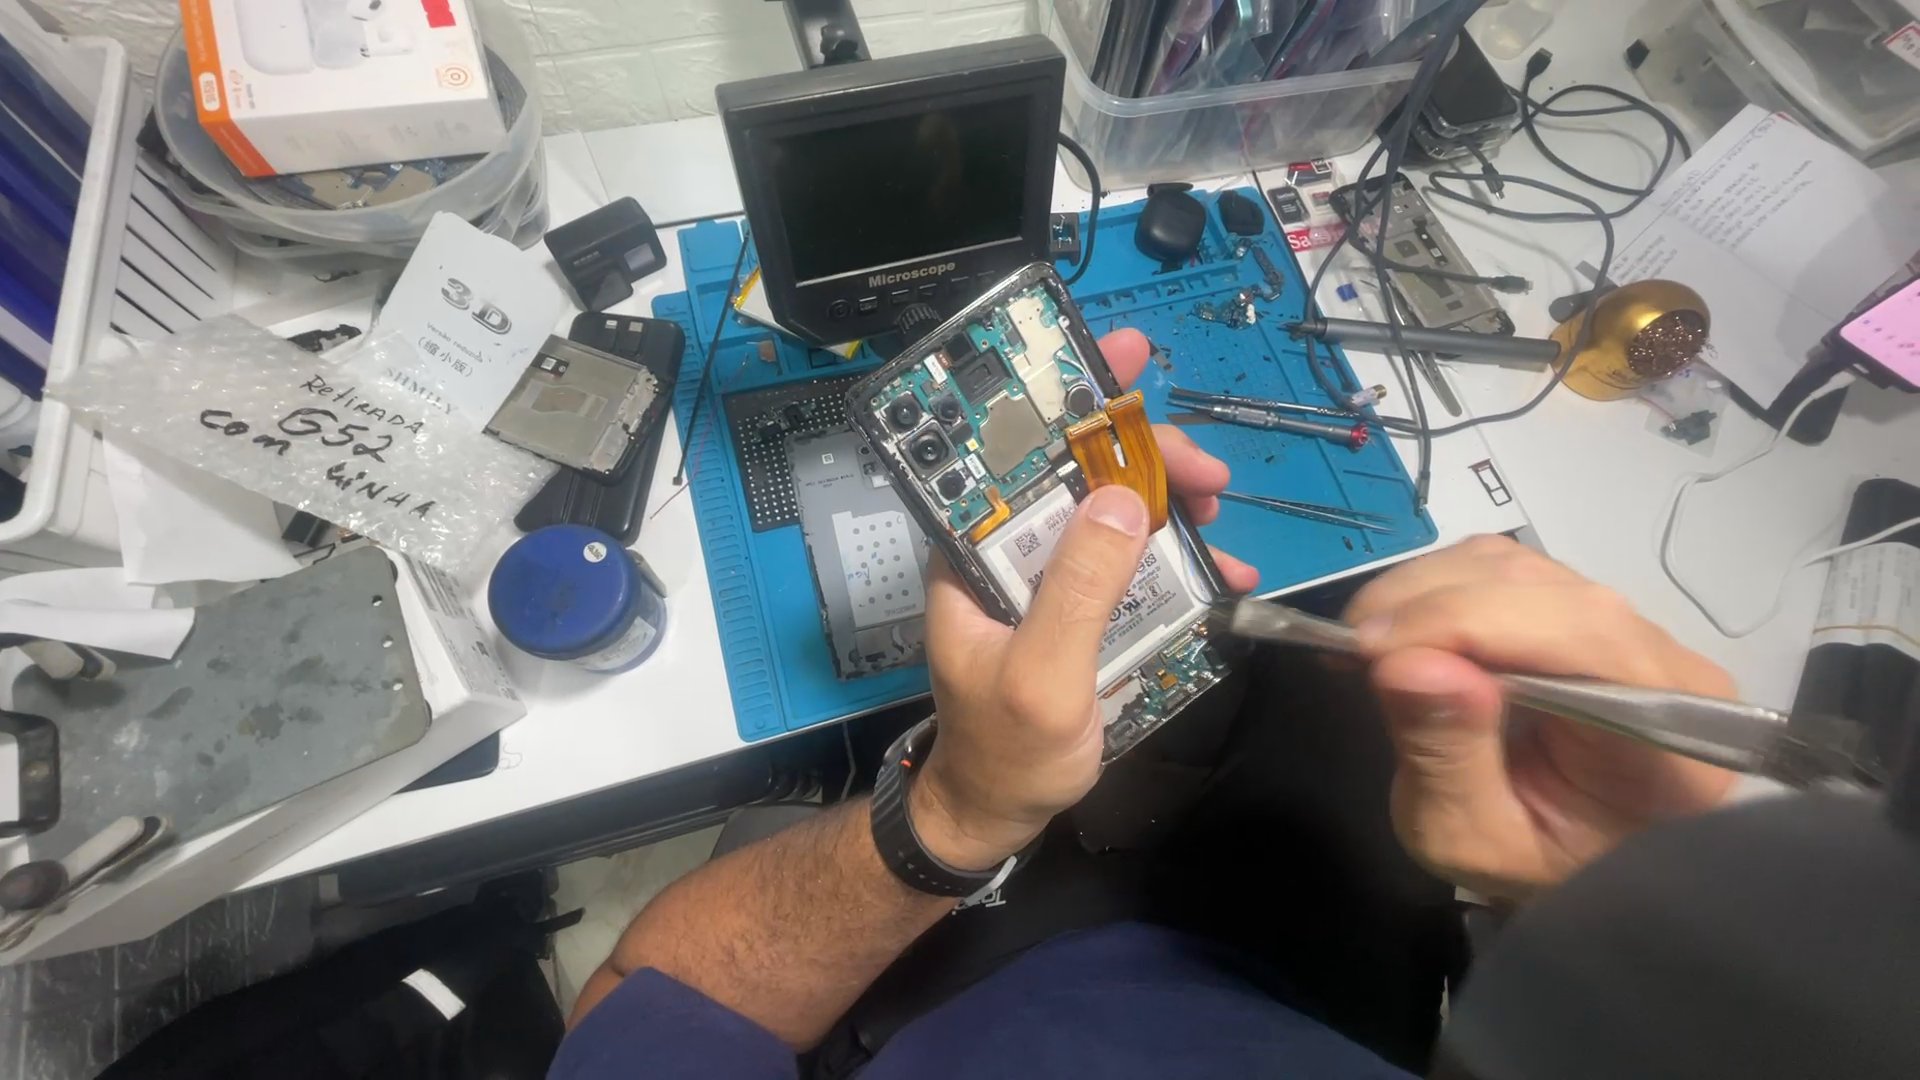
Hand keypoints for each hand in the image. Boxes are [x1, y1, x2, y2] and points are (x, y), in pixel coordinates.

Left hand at [911, 329, 1260, 870]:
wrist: (1001, 810)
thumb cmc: (1006, 751)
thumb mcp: (1041, 677)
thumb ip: (1077, 592)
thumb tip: (1120, 498)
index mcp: (972, 557)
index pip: (1009, 456)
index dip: (1060, 399)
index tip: (1119, 360)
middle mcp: (1006, 554)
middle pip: (1072, 474)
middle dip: (1140, 457)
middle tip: (1204, 474)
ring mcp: (1045, 577)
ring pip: (1107, 511)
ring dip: (1165, 502)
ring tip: (1216, 514)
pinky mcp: (1077, 604)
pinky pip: (1128, 561)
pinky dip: (1174, 556)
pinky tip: (1221, 569)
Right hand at [1346, 535, 1737, 898]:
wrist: (1561, 863)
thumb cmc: (1523, 862)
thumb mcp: (1467, 837)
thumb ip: (1445, 757)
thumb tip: (1408, 663)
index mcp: (1658, 730)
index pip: (1578, 631)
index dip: (1466, 622)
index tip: (1370, 650)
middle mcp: (1655, 659)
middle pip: (1535, 583)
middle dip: (1425, 605)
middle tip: (1350, 650)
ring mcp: (1613, 624)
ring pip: (1506, 564)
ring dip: (1416, 592)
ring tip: (1368, 645)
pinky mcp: (1564, 610)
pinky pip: (1490, 568)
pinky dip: (1425, 588)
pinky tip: (1396, 632)